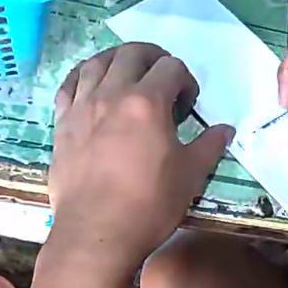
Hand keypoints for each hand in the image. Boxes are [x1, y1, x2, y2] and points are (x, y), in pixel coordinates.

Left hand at [49, 43, 232, 270]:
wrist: (97, 233)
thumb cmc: (150, 204)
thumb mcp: (191, 175)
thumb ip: (209, 145)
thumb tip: (225, 129)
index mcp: (147, 102)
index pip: (171, 68)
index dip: (186, 80)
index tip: (188, 104)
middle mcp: (111, 94)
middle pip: (131, 53)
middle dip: (153, 58)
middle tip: (163, 78)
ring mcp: (82, 107)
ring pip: (96, 63)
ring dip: (117, 60)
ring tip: (128, 75)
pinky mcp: (62, 124)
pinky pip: (68, 86)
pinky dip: (83, 78)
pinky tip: (91, 86)